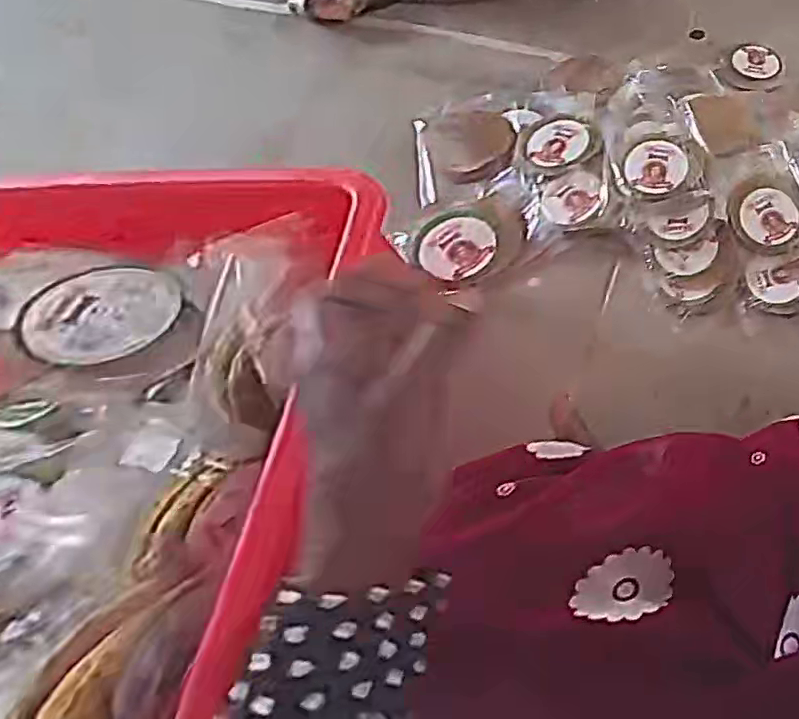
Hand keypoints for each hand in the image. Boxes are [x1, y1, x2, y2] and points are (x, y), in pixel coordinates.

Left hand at [271, 256, 473, 591]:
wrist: (375, 521)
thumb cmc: (377, 458)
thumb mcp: (404, 394)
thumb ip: (437, 341)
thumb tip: (471, 297)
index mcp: (327, 357)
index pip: (329, 294)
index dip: (367, 278)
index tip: (415, 278)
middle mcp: (344, 360)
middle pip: (362, 304)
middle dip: (402, 286)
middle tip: (445, 286)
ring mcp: (371, 377)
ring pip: (389, 324)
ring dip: (421, 306)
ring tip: (460, 300)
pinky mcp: (399, 393)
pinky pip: (415, 347)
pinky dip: (438, 330)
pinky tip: (464, 329)